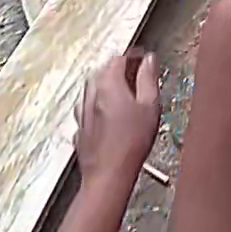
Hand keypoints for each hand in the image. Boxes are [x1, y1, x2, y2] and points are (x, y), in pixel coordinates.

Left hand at [74, 51, 160, 186]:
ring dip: (106, 84)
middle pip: (101, 72)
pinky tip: (109, 111)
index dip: (132, 55)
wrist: (108, 177)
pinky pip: (87, 108)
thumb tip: (148, 60)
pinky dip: (98, 102)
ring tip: (123, 89)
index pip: (117, 60)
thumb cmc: (132, 141)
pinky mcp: (80, 131)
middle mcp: (91, 97)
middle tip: (136, 70)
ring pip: (91, 89)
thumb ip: (148, 78)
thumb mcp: (150, 104)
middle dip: (118, 67)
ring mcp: (82, 115)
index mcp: (108, 86)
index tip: (143, 57)